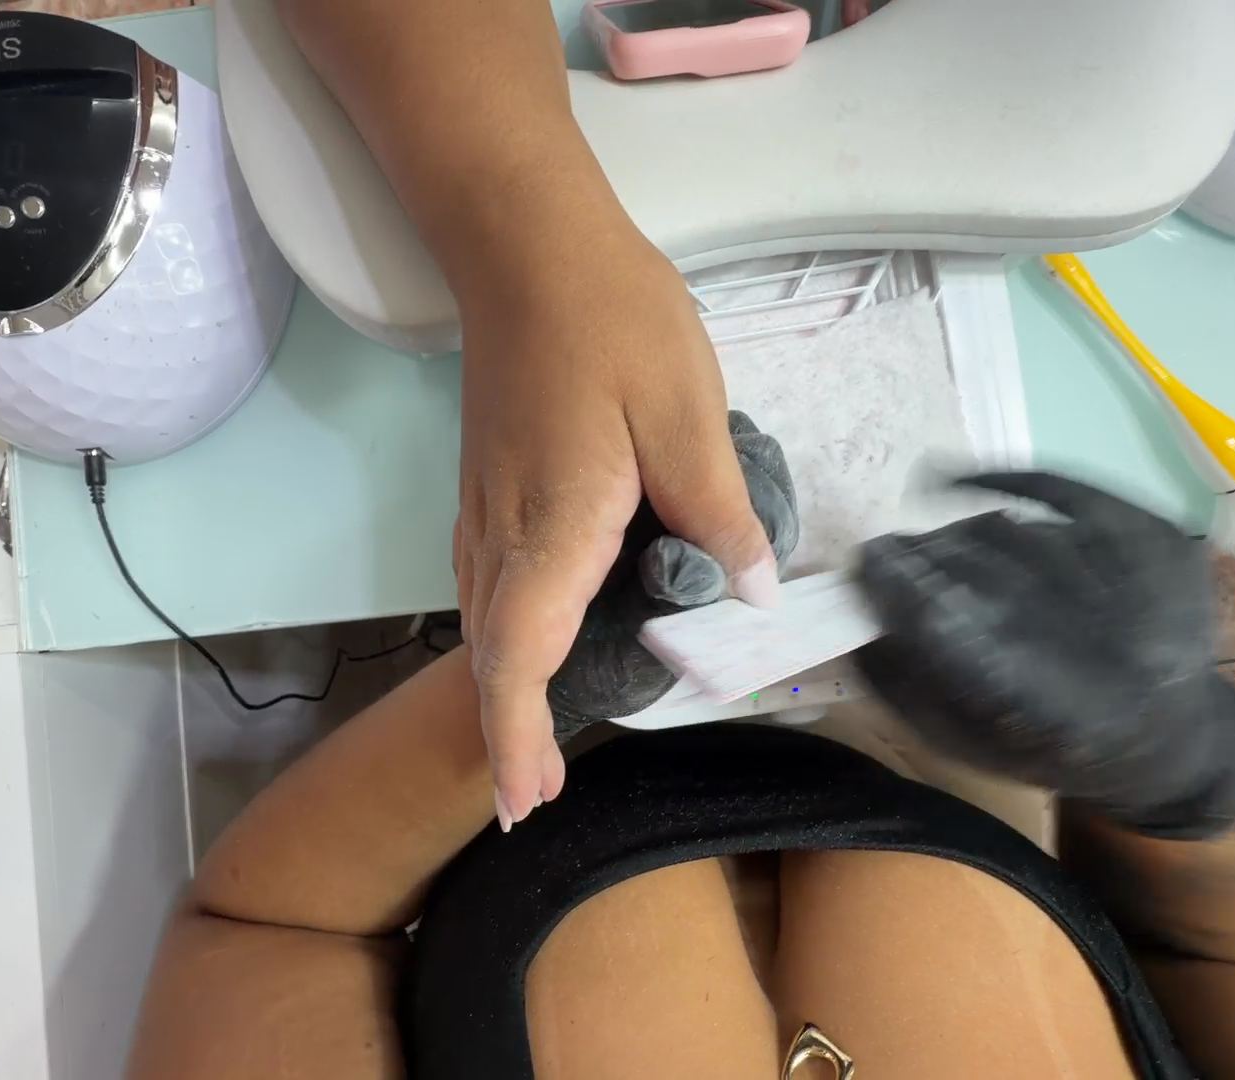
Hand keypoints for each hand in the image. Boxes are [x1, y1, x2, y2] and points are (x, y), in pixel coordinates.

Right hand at [457, 236, 779, 830]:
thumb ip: (717, 505)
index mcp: (555, 523)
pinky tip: (539, 639)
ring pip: (489, 622)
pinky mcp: (488, 489)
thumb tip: (749, 590)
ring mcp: (486, 510)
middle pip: (495, 652)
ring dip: (508, 688)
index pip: (520, 651)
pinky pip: (493, 586)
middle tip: (539, 792)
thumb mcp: (686, 407)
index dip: (516, 733)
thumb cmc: (610, 322)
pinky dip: (511, 636)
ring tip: (541, 739)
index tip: (525, 800)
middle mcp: (504, 531)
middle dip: (510, 731)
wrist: (528, 253)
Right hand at [852, 472, 1234, 838]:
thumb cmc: (1039, 741)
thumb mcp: (958, 737)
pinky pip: (1064, 489)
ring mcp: (1140, 582)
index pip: (950, 620)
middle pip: (976, 567)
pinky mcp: (1155, 540)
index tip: (863, 561)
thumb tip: (853, 606)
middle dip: (920, 557)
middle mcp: (1109, 641)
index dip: (897, 582)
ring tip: (937, 557)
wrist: (1162, 737)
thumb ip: (899, 680)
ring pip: (1007, 531)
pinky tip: (948, 482)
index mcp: (1052, 707)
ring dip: (953, 539)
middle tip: (890, 560)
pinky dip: (1002, 479)